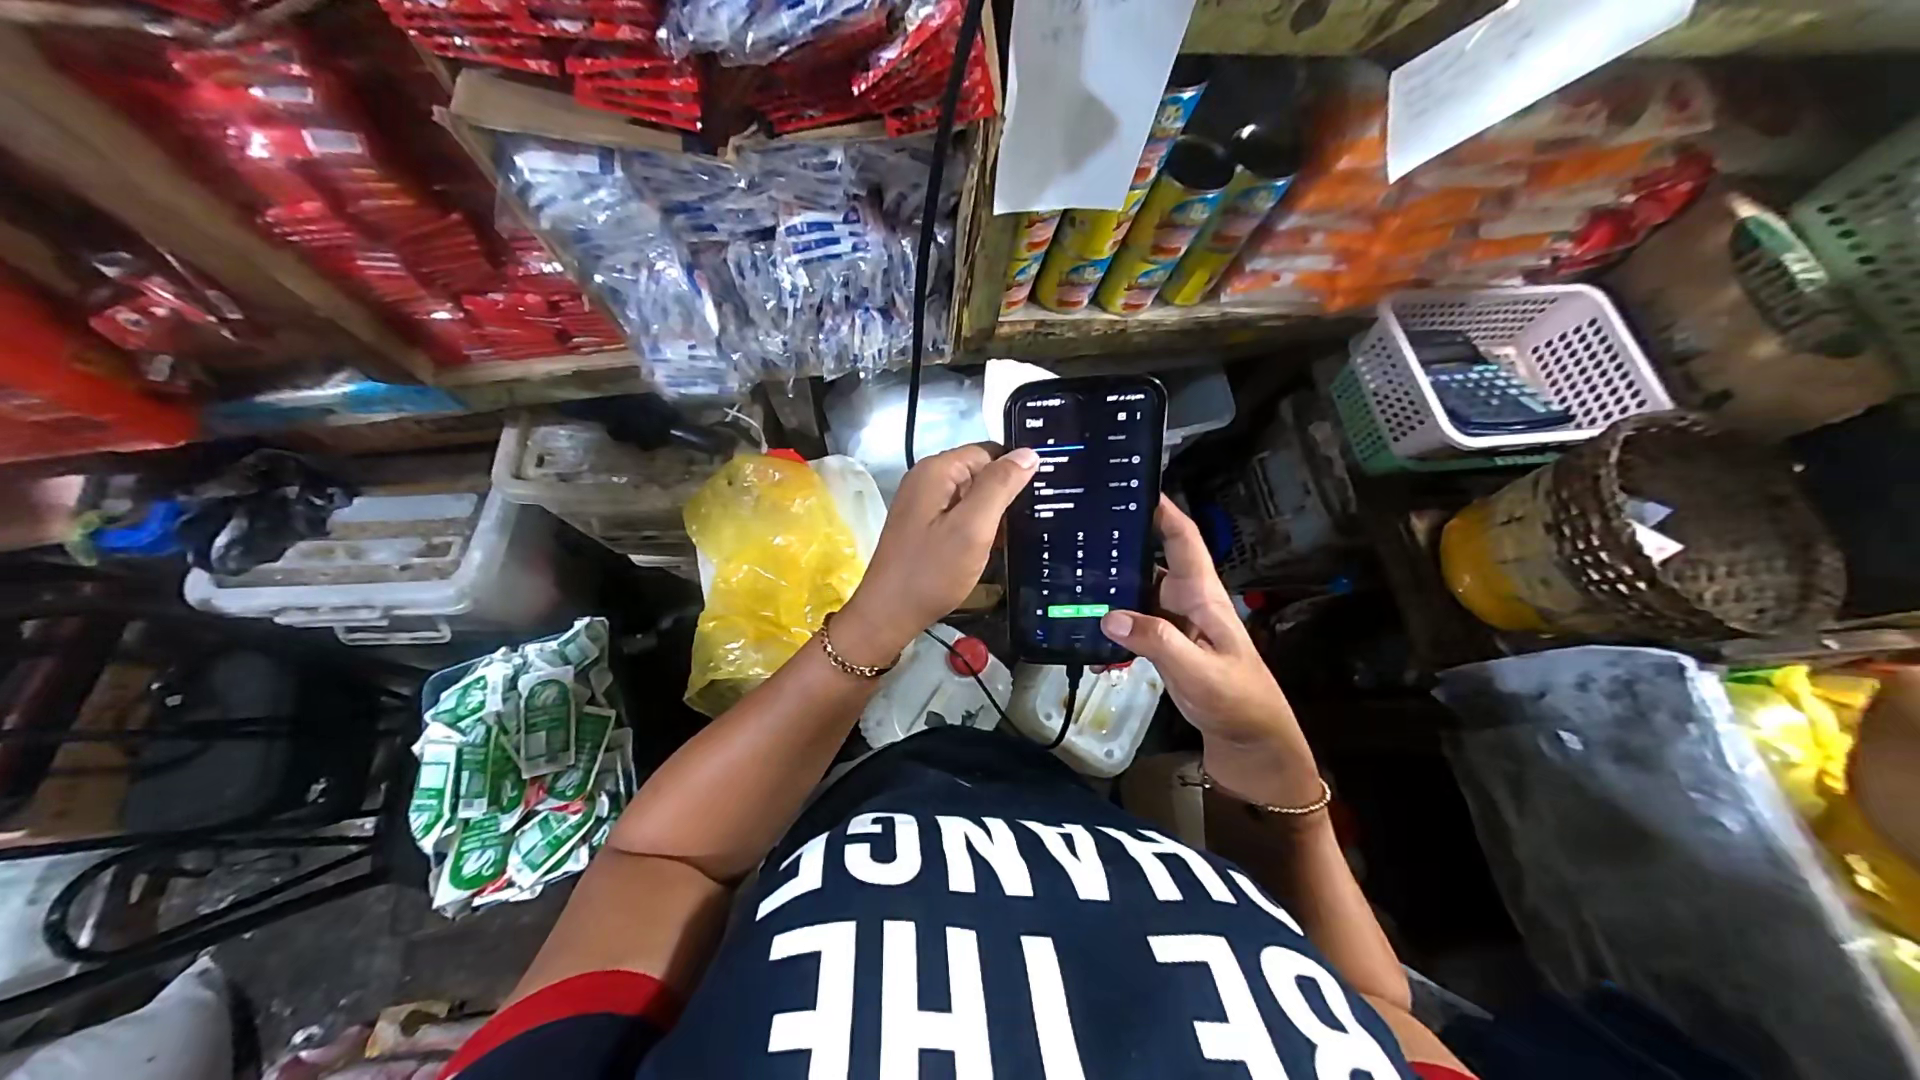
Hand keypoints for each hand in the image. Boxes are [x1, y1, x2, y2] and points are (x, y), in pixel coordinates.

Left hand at [833, 443, 1038, 667]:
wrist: (890, 614)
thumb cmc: (932, 571)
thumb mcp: (973, 527)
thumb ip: (1000, 486)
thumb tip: (1027, 453)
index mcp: (936, 471)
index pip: (988, 452)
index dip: (1013, 471)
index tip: (1036, 497)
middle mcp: (926, 480)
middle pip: (979, 472)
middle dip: (1003, 494)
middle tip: (1025, 523)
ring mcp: (923, 504)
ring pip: (971, 496)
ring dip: (991, 514)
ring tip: (1009, 538)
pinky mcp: (923, 526)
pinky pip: (959, 515)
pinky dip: (976, 527)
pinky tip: (988, 548)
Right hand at [1098, 498, 1319, 803]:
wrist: (1253, 747)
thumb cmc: (1238, 702)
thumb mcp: (1199, 671)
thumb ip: (1156, 641)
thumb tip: (1107, 615)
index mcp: (1204, 597)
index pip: (1183, 540)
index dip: (1163, 510)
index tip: (1131, 485)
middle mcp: (1188, 604)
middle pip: (1153, 562)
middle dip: (1122, 545)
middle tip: (1079, 533)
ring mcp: (1176, 627)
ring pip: (1139, 595)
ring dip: (1111, 587)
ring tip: (1070, 577)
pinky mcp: (1167, 650)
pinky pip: (1134, 627)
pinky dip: (1112, 627)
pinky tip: (1084, 632)